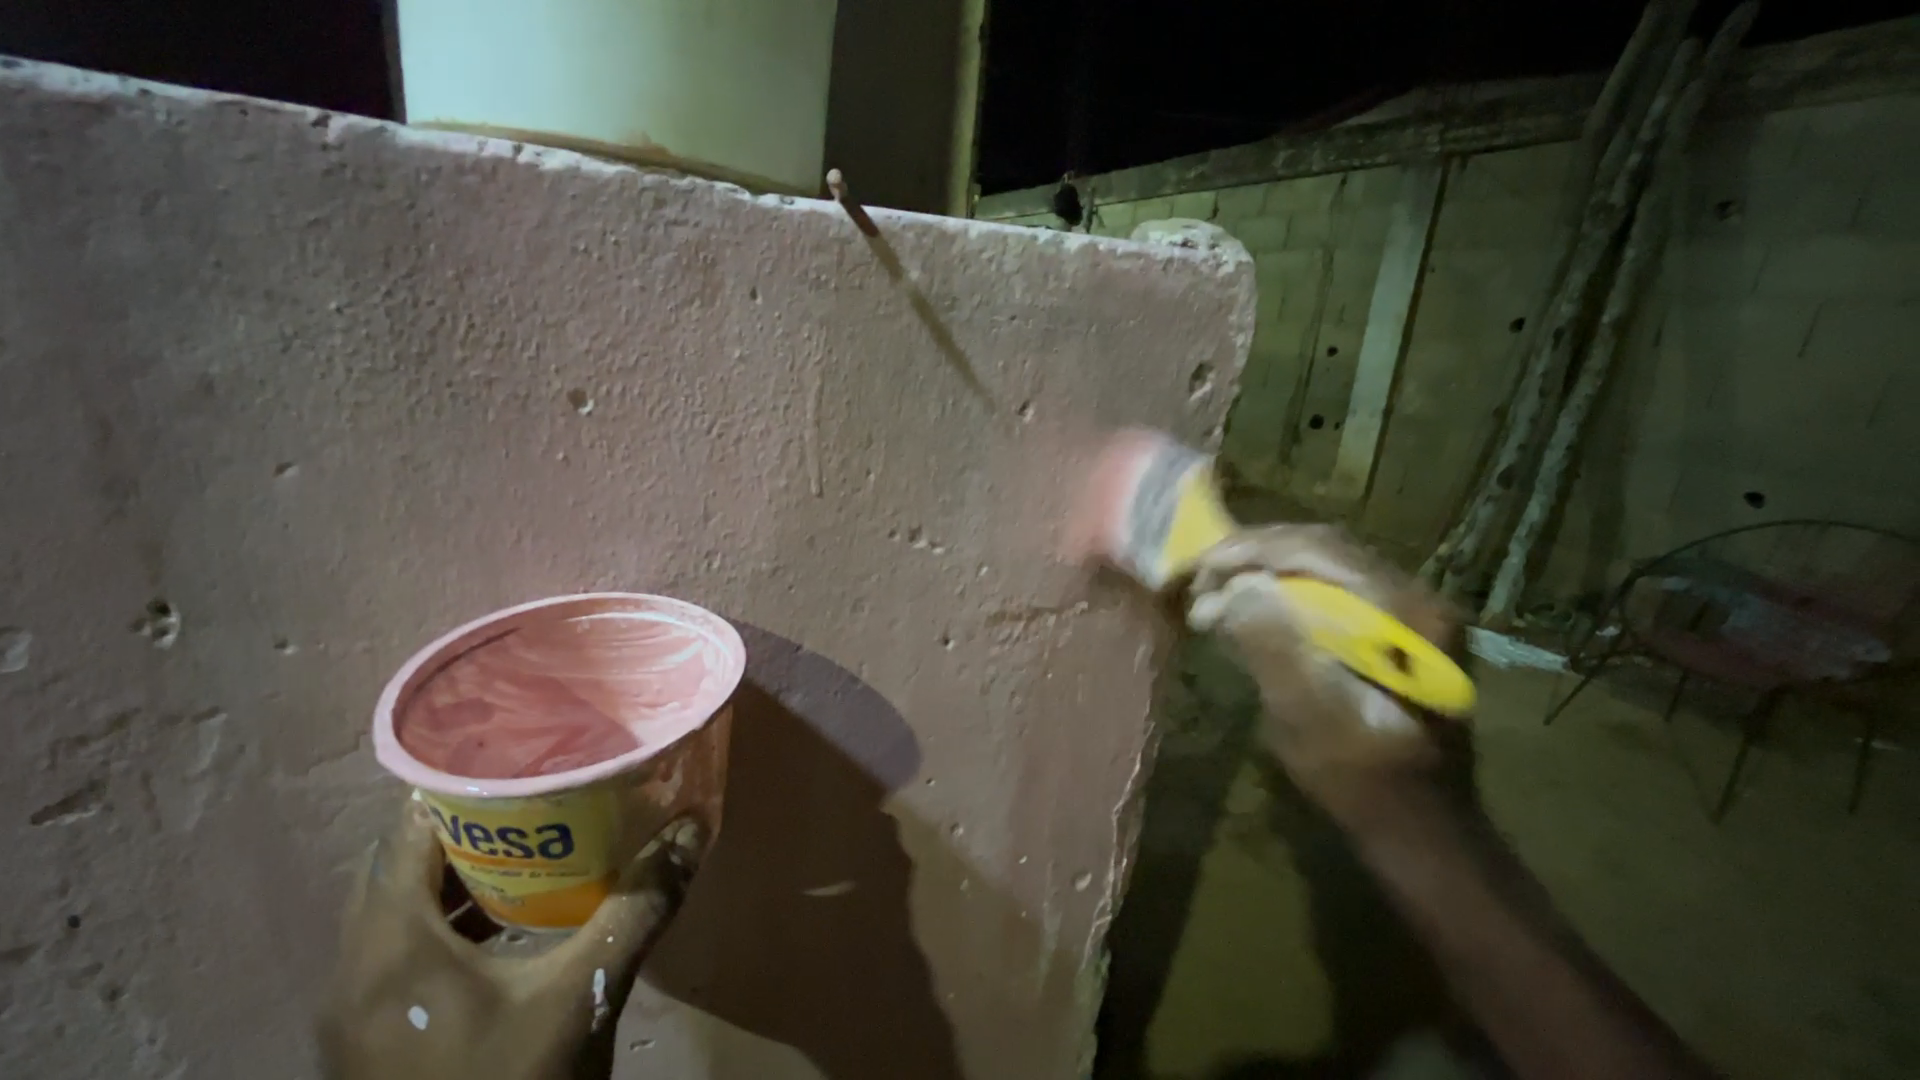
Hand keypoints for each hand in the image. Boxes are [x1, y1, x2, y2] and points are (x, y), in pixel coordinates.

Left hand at [317, 801, 702, 1079]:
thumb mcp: (582, 997)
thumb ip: (637, 908)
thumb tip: (694, 829)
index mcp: (389, 947)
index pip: (408, 831)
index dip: (460, 783)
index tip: (522, 751)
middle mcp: (358, 968)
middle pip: (404, 863)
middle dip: (470, 821)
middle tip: (541, 790)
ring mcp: (362, 1007)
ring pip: (404, 906)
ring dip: (462, 870)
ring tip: (536, 839)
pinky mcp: (379, 1033)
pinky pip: (409, 944)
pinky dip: (454, 915)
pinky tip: (512, 918)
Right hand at [1185, 524, 1467, 820]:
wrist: (1420, 827)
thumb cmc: (1362, 780)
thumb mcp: (1310, 720)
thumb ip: (1275, 649)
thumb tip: (1235, 587)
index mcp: (1407, 615)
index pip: (1321, 551)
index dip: (1254, 549)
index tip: (1201, 565)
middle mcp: (1418, 599)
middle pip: (1325, 548)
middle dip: (1256, 554)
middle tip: (1202, 575)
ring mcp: (1412, 612)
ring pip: (1328, 563)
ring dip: (1268, 568)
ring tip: (1217, 588)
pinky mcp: (1397, 628)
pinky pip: (1334, 586)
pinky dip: (1287, 587)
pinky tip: (1253, 605)